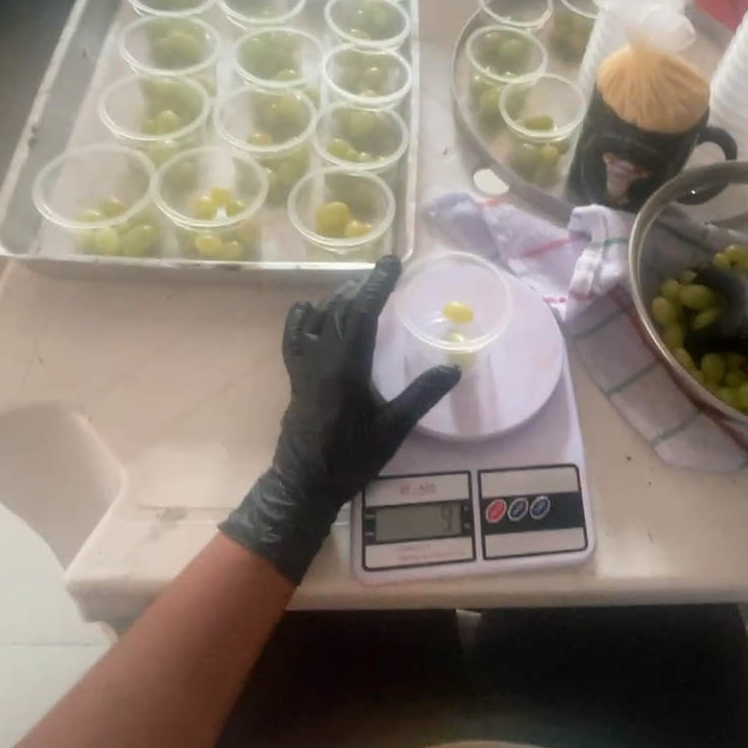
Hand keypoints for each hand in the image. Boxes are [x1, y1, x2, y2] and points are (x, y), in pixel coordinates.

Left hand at [220, 256, 460, 582]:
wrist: (303, 485)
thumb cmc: (351, 459)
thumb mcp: (394, 430)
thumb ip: (421, 395)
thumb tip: (453, 368)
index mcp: (346, 368)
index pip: (362, 314)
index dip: (378, 285)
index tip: (392, 263)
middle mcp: (321, 359)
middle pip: (339, 309)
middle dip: (362, 286)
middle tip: (384, 273)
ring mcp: (303, 367)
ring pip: (317, 319)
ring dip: (338, 298)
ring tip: (359, 289)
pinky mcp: (295, 376)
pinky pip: (294, 337)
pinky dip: (305, 318)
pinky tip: (312, 311)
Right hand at [685, 265, 747, 373]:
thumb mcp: (727, 336)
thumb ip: (702, 337)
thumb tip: (685, 342)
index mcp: (738, 281)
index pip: (710, 272)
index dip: (696, 278)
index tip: (687, 286)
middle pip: (732, 281)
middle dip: (719, 292)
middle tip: (709, 306)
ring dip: (741, 301)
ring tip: (734, 317)